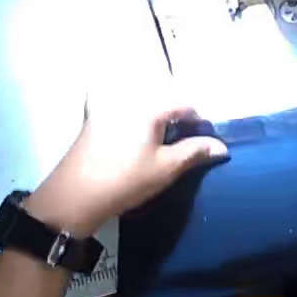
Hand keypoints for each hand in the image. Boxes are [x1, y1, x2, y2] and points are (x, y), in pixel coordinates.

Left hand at [26, 91, 227, 236]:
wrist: (75, 197)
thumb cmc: (126, 180)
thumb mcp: (166, 168)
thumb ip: (194, 152)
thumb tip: (221, 146)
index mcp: (148, 107)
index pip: (184, 104)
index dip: (199, 121)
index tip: (205, 141)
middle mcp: (127, 99)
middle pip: (161, 100)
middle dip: (177, 117)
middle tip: (186, 141)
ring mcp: (106, 108)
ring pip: (141, 104)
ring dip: (156, 117)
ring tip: (163, 141)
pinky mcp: (93, 120)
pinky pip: (121, 109)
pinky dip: (133, 117)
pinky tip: (135, 136)